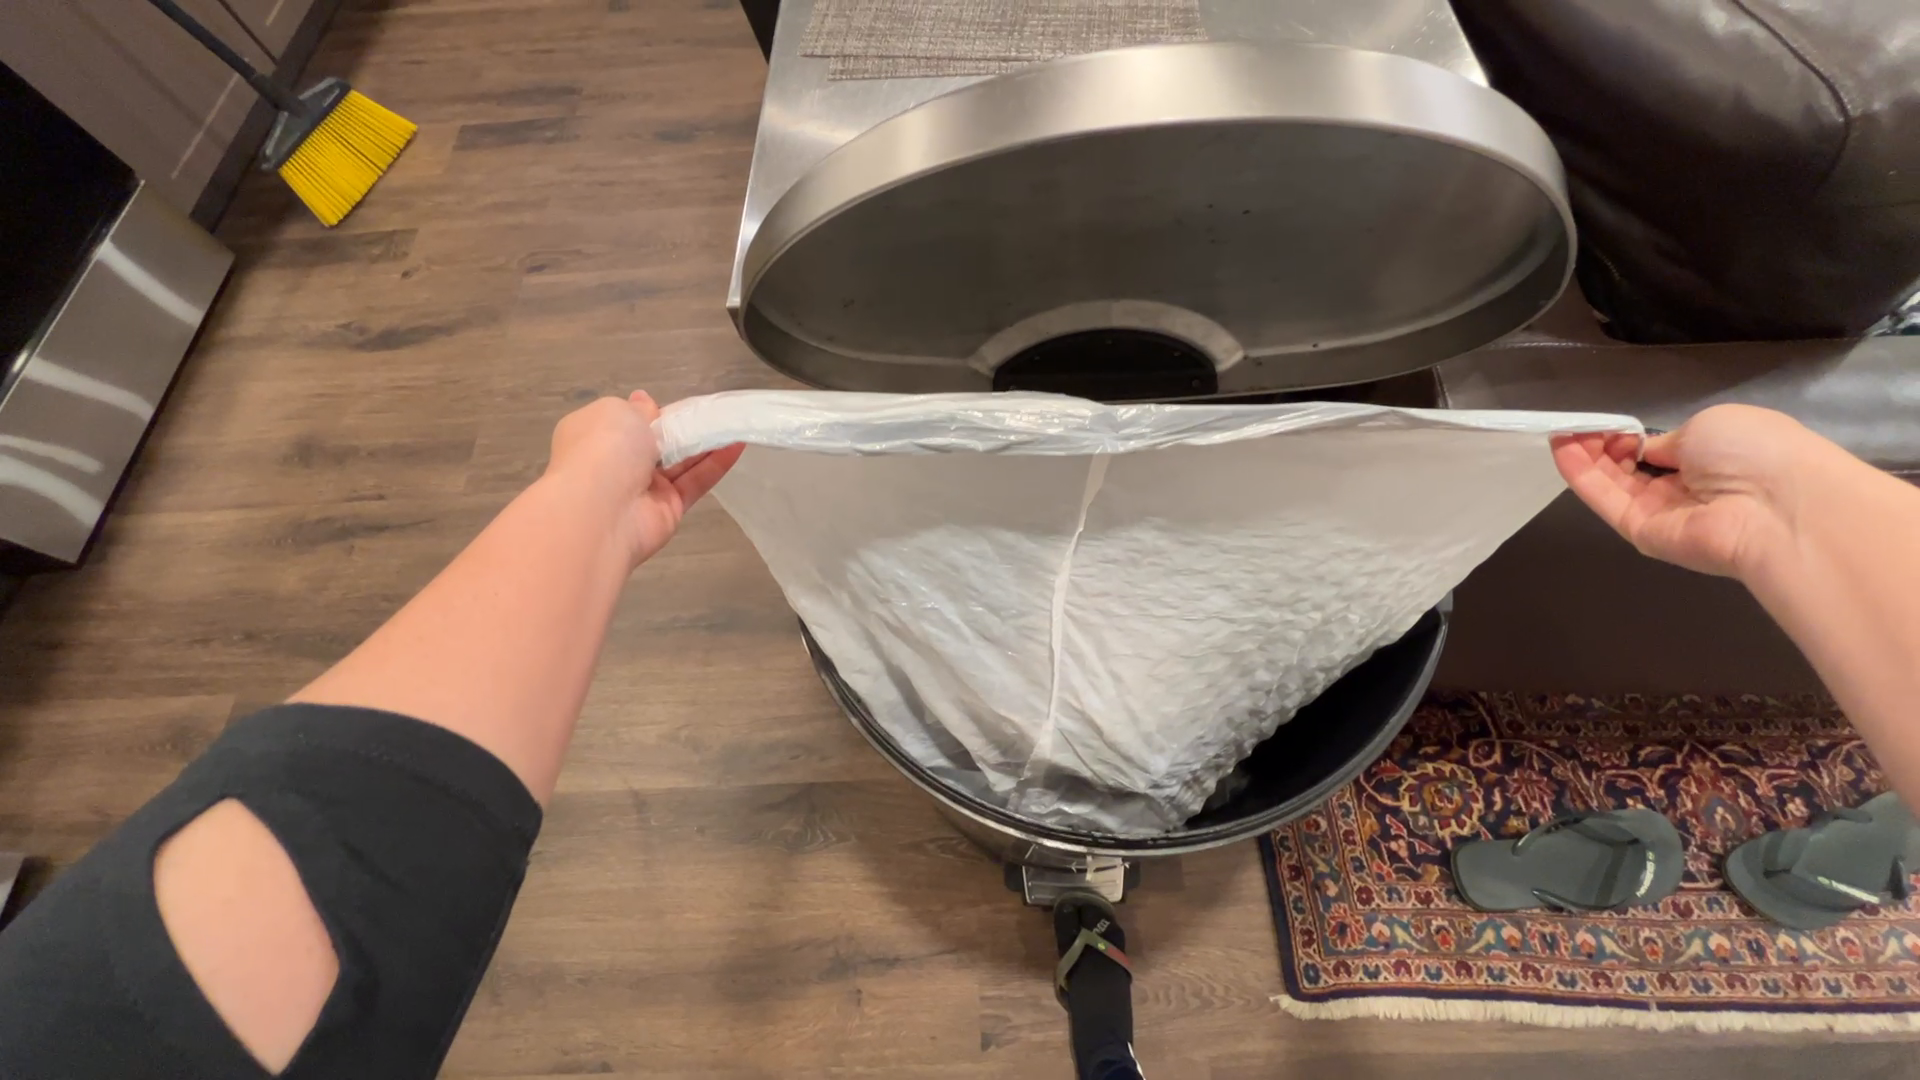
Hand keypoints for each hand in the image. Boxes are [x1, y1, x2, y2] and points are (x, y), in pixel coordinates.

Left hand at [546, 391, 743, 567]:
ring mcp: (644, 488)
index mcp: (597, 435)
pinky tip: (738, 446)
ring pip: (681, 462)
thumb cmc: (604, 449)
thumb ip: (639, 409)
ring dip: (707, 444)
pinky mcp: (670, 508)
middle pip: (660, 442)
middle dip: (685, 428)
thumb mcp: (618, 412)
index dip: (656, 413)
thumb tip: (644, 402)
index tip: (680, 407)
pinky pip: (696, 482)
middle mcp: (619, 462)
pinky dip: (716, 465)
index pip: (631, 421)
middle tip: (716, 414)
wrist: (601, 510)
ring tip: (734, 425)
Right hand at [1552, 404, 1838, 580]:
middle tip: (1577, 426)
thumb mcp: (1712, 424)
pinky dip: (1579, 474)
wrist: (1777, 508)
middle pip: (1630, 467)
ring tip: (1561, 432)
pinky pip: (1603, 499)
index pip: (1660, 451)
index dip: (1631, 437)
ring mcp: (1660, 513)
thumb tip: (1646, 450)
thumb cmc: (1758, 452)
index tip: (1609, 424)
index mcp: (1715, 460)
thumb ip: (1669, 438)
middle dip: (1602, 445)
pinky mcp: (1638, 531)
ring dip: (1584, 456)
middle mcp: (1687, 489)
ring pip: (1611, 482)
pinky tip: (1561, 448)